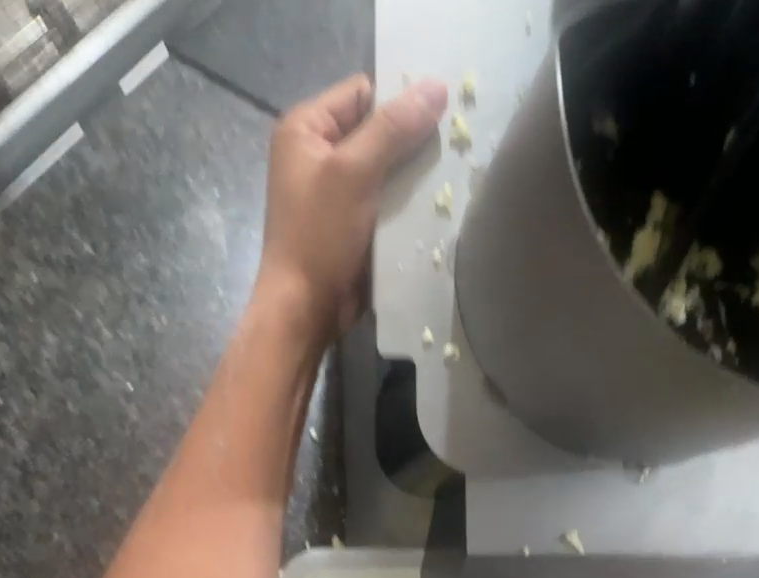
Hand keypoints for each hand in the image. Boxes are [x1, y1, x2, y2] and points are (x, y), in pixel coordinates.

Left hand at [258, 74, 448, 338]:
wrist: (306, 308)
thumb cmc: (320, 236)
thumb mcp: (354, 173)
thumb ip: (392, 129)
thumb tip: (436, 87)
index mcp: (305, 128)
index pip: (363, 92)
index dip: (400, 99)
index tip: (441, 113)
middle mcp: (317, 153)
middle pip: (377, 129)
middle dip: (413, 139)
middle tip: (454, 147)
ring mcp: (335, 190)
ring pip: (387, 167)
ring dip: (416, 174)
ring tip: (451, 176)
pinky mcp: (352, 222)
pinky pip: (387, 199)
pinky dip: (409, 202)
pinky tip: (436, 205)